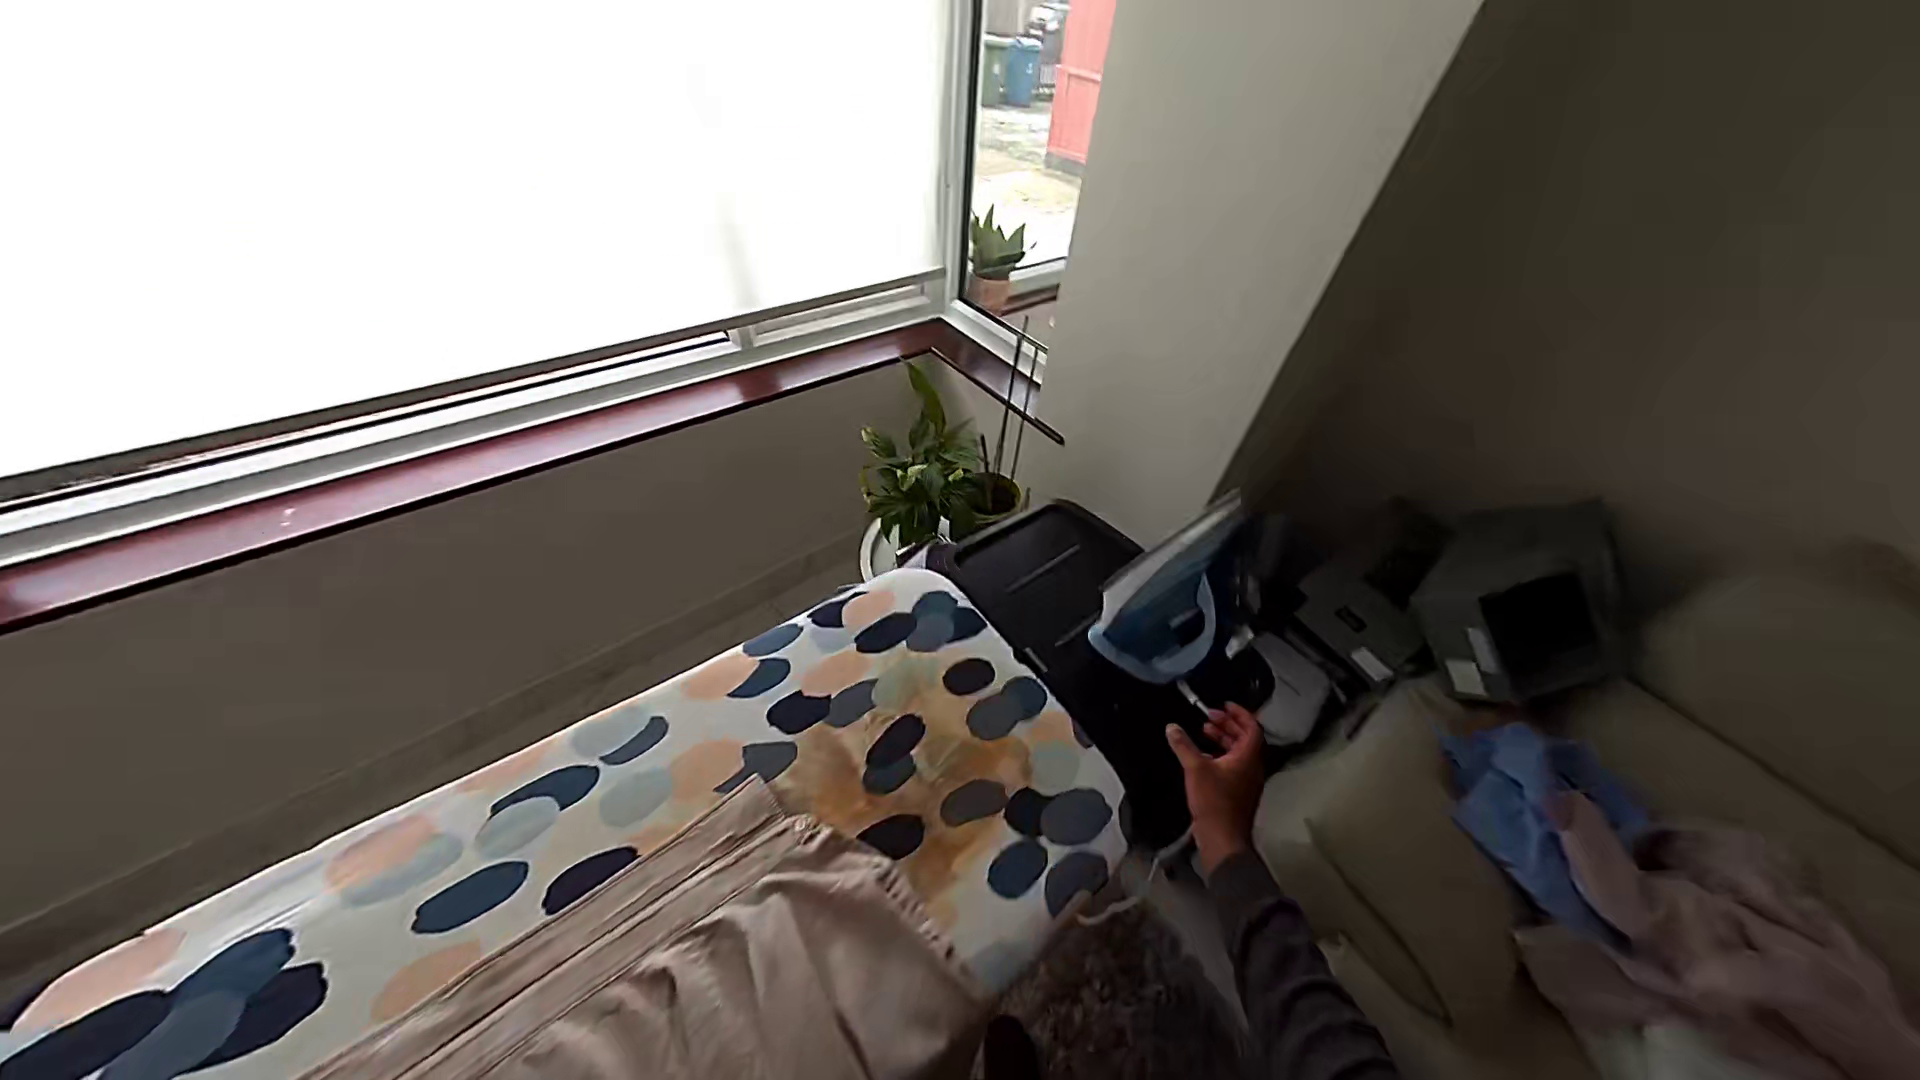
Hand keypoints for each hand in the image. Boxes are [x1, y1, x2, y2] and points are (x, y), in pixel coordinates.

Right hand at [1166, 703, 1265, 874]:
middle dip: (1228, 724)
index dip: (1240, 714)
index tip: (1225, 705)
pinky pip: (1233, 764)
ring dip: (1223, 738)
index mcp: (1248, 758)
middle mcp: (1252, 767)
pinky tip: (1202, 754)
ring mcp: (1246, 780)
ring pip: (1239, 752)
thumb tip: (1172, 727)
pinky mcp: (1238, 791)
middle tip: (1209, 715)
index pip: (1252, 728)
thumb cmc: (1214, 801)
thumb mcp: (1195, 768)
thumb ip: (1183, 745)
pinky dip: (1220, 753)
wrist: (1223, 838)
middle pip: (1245, 738)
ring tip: (1204, 730)